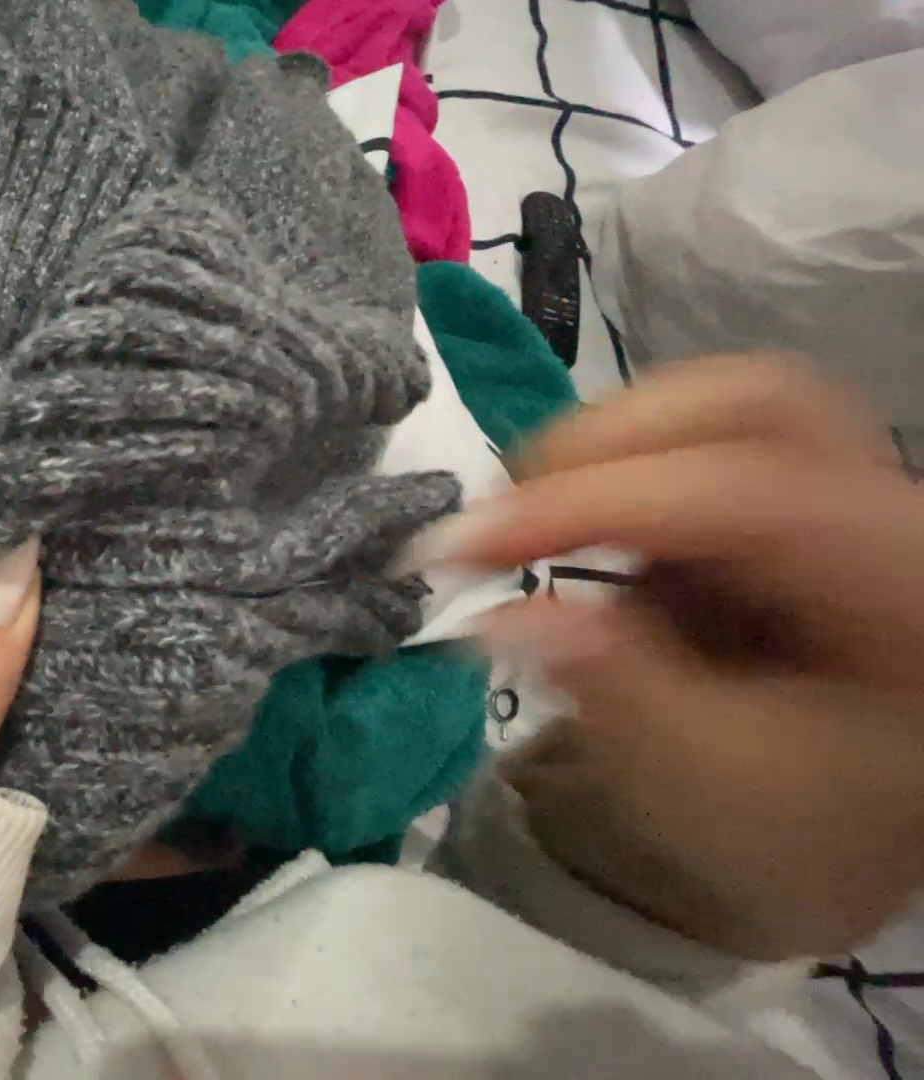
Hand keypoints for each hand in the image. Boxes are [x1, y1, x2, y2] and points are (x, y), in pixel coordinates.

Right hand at [407, 354, 923, 959]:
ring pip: (710, 404)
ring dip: (590, 451)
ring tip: (519, 521)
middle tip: (500, 515)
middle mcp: (885, 519)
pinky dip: (597, 470)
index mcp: (905, 592)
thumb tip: (503, 614)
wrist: (833, 827)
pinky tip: (560, 532)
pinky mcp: (767, 507)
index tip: (453, 549)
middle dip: (595, 443)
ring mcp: (827, 501)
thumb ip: (612, 686)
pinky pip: (678, 444)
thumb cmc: (785, 821)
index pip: (744, 493)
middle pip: (747, 402)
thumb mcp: (704, 780)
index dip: (583, 503)